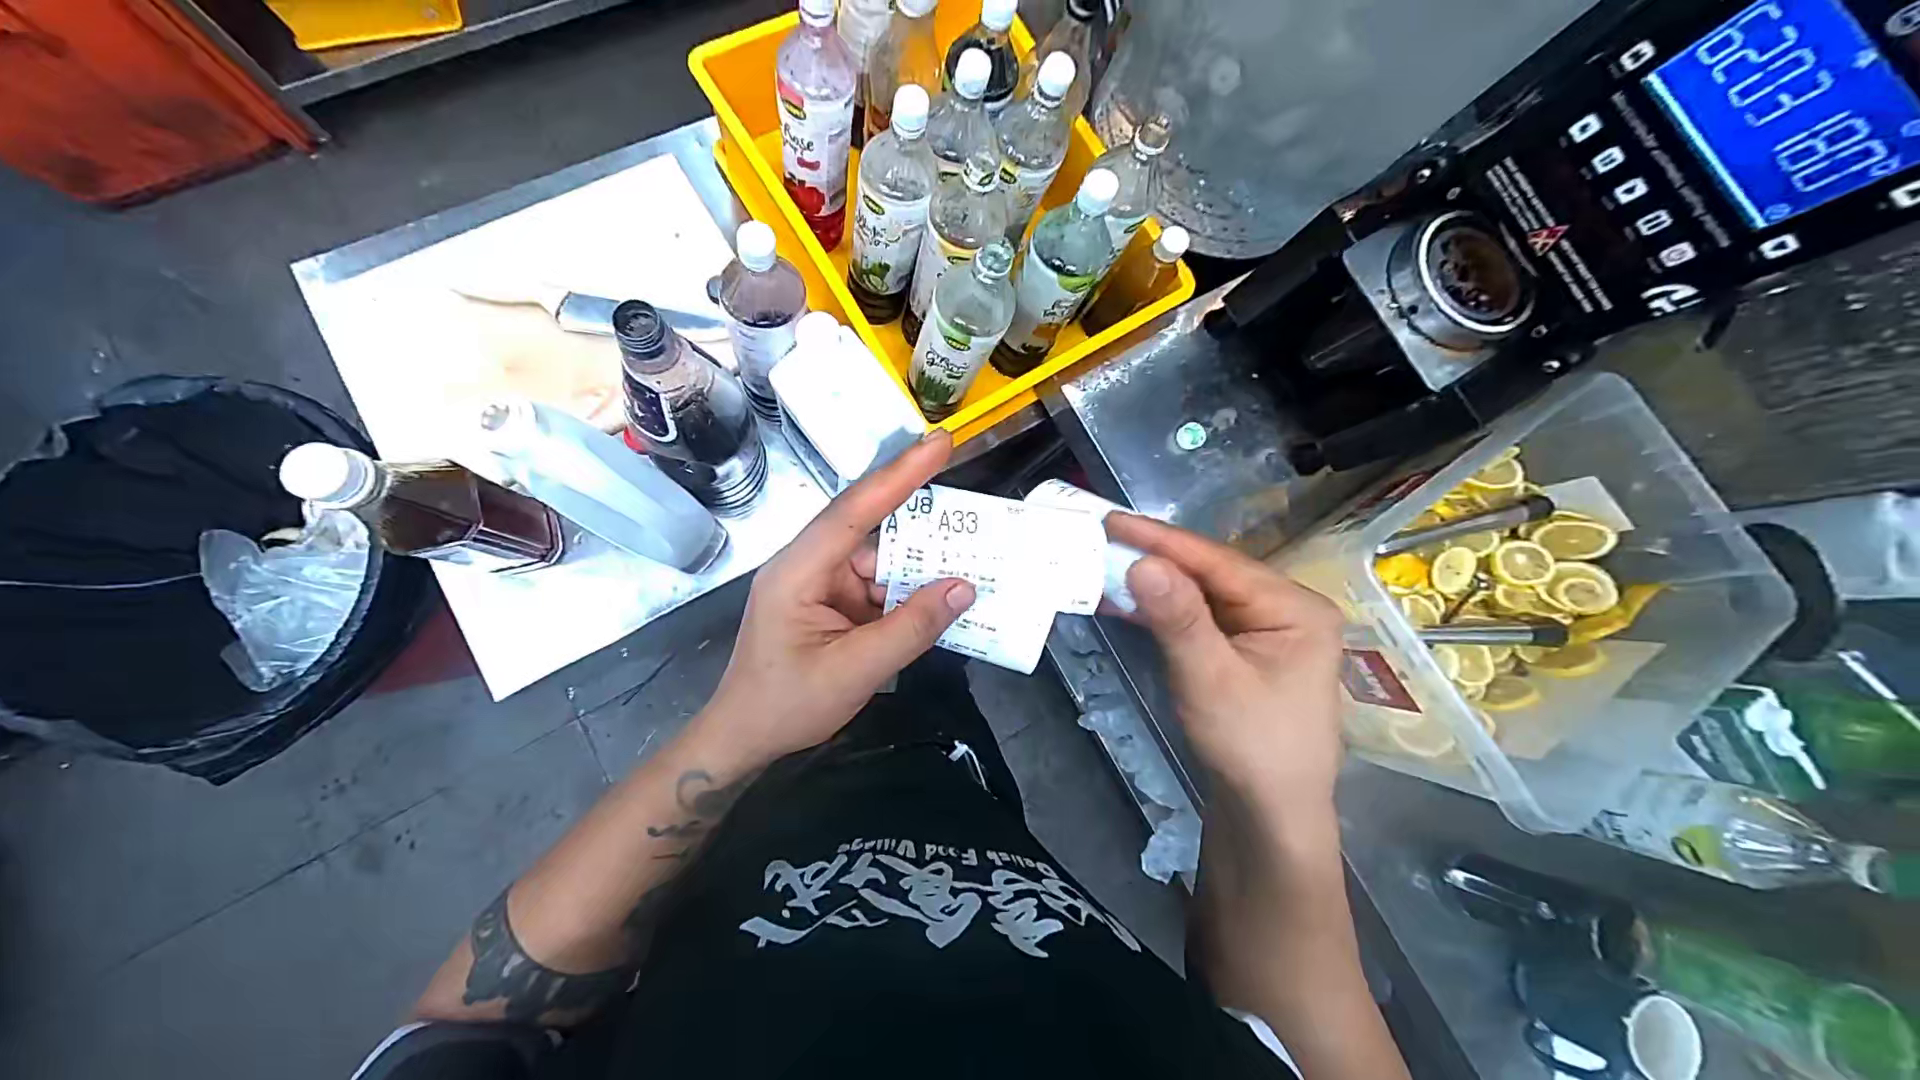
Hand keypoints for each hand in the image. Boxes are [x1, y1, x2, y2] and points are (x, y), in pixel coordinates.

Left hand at [702, 432, 975, 763]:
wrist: (744, 739)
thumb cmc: (785, 705)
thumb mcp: (856, 671)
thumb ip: (912, 628)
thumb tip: (963, 588)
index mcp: (799, 571)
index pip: (853, 511)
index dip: (899, 476)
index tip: (938, 443)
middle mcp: (809, 566)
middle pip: (873, 534)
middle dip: (922, 530)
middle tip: (973, 523)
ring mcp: (820, 585)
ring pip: (880, 563)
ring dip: (919, 571)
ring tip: (968, 569)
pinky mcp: (831, 604)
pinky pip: (877, 588)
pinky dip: (907, 595)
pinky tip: (939, 601)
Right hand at [1104, 514, 1345, 812]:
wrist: (1268, 815)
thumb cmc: (1250, 747)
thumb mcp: (1210, 679)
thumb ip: (1178, 618)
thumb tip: (1142, 561)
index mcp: (1295, 607)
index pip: (1218, 562)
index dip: (1162, 540)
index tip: (1113, 521)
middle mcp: (1285, 608)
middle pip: (1209, 572)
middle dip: (1155, 558)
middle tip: (1102, 540)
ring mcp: (1264, 629)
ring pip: (1200, 593)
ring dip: (1155, 583)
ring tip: (1106, 564)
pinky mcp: (1243, 648)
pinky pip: (1198, 617)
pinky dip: (1163, 610)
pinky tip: (1129, 600)